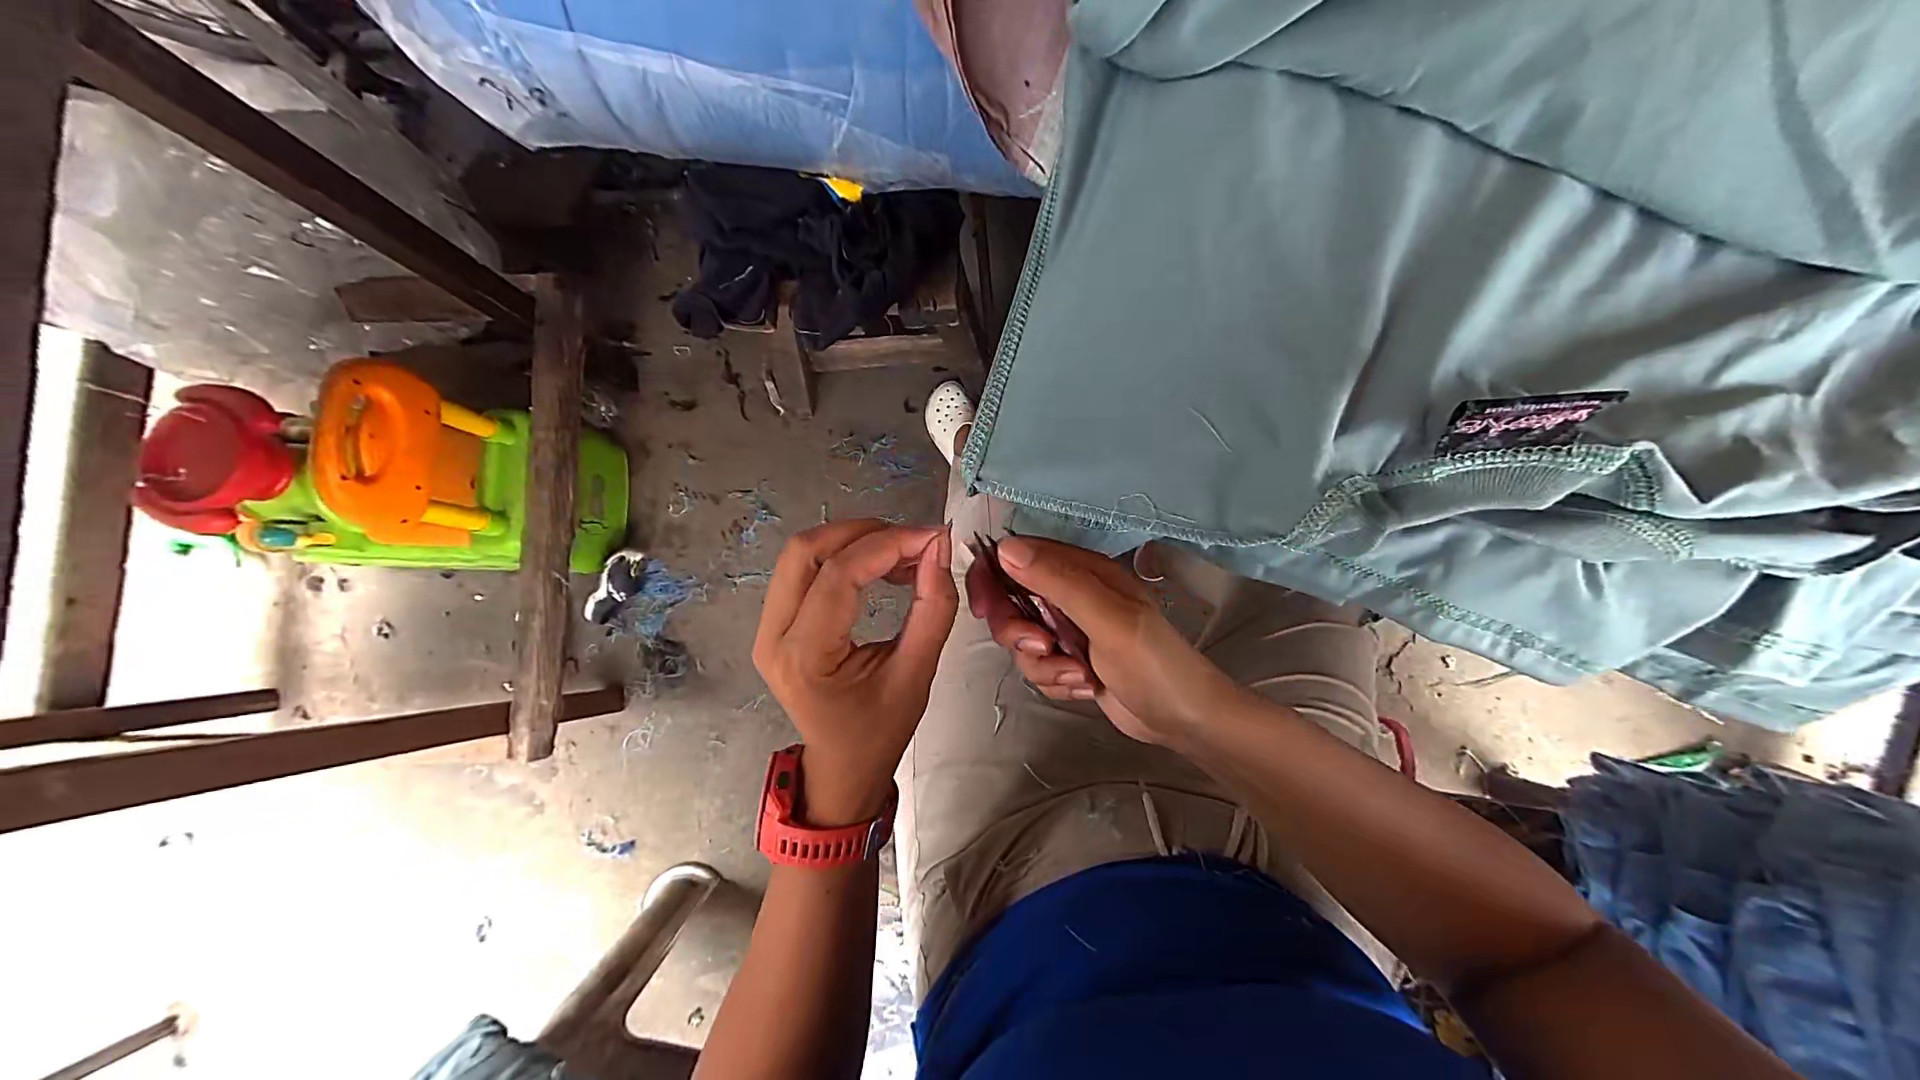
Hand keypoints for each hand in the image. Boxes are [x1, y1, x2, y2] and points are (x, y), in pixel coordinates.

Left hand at [754, 520, 956, 824]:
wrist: (843, 765)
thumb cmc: (880, 731)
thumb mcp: (916, 674)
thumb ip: (933, 608)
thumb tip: (938, 549)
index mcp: (805, 657)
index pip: (839, 576)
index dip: (888, 545)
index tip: (933, 537)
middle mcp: (773, 636)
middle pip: (805, 551)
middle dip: (863, 533)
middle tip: (913, 542)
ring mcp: (767, 628)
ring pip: (800, 554)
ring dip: (852, 541)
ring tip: (901, 554)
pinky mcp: (774, 623)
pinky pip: (802, 571)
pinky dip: (842, 556)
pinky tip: (879, 568)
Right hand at [970, 536, 1243, 743]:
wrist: (1183, 720)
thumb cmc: (1153, 662)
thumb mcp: (1107, 618)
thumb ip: (1058, 582)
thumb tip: (1006, 548)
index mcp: (1081, 570)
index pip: (1018, 557)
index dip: (994, 578)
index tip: (985, 608)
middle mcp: (1070, 595)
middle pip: (1011, 603)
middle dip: (1020, 632)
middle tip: (1045, 647)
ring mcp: (1069, 629)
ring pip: (1021, 641)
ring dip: (1044, 664)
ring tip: (1080, 675)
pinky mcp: (1068, 660)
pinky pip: (1037, 667)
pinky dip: (1055, 680)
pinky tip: (1086, 687)